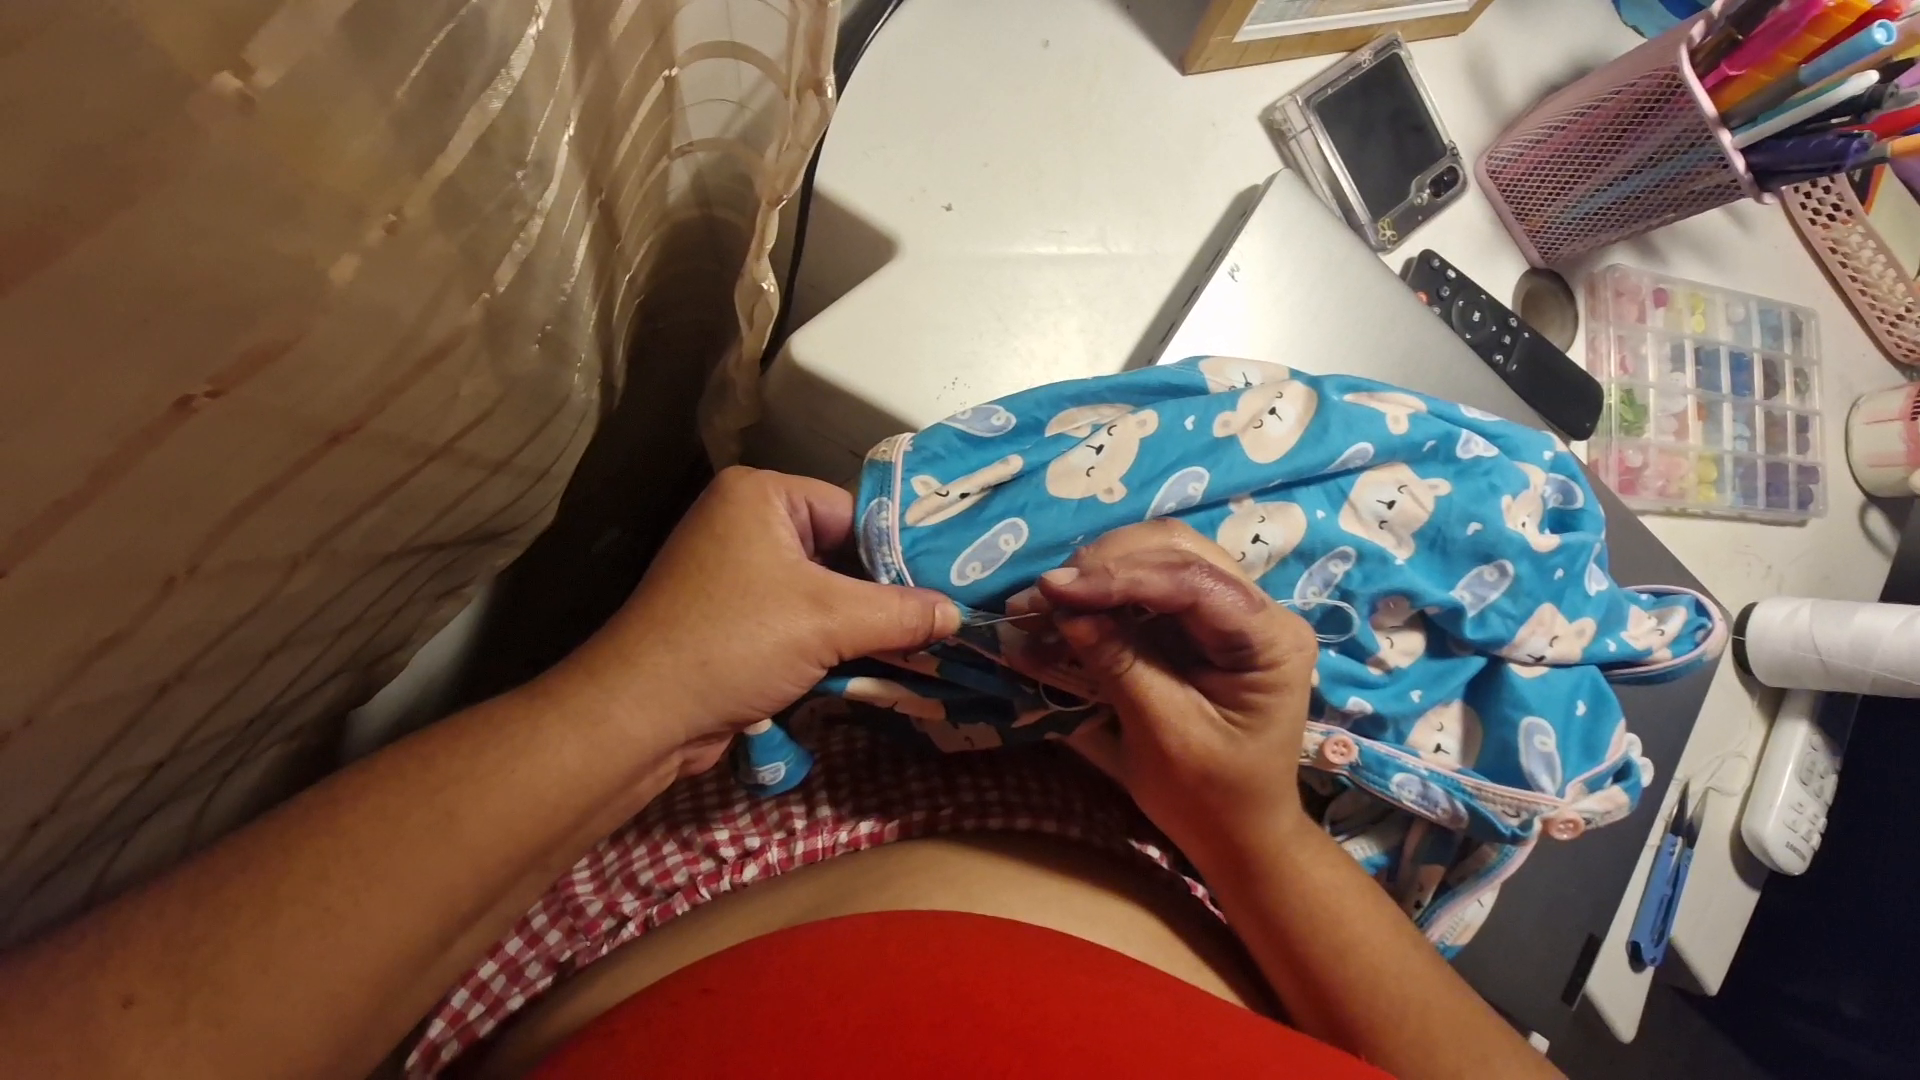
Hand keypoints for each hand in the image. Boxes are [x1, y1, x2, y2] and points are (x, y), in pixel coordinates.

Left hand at [552, 467, 959, 774]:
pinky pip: (799, 617)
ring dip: (861, 622)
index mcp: (762, 494)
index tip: (946, 583)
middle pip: (841, 551)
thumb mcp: (830, 620)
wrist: (641, 716)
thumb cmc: (735, 642)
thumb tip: (958, 613)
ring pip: (822, 590)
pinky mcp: (733, 617)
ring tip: (921, 642)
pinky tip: (875, 662)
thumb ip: (901, 612)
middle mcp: (745, 522)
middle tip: (941, 616)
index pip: (854, 510)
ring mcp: (736, 572)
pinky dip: (831, 640)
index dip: (899, 550)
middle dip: (883, 592)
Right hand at [1036, 521, 1320, 867]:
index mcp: (1269, 639)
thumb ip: (1121, 665)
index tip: (1055, 589)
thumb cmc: (1211, 795)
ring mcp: (1226, 610)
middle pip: (1176, 550)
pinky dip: (1101, 596)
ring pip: (1157, 557)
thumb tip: (1067, 611)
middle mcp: (1257, 609)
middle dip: (1106, 564)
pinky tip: (1064, 614)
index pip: (1193, 581)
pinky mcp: (1196, 621)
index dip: (1120, 577)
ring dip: (1097, 575)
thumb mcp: (1164, 734)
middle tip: (1046, 594)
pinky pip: (1145, 588)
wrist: (1236, 832)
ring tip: (1044, 603)